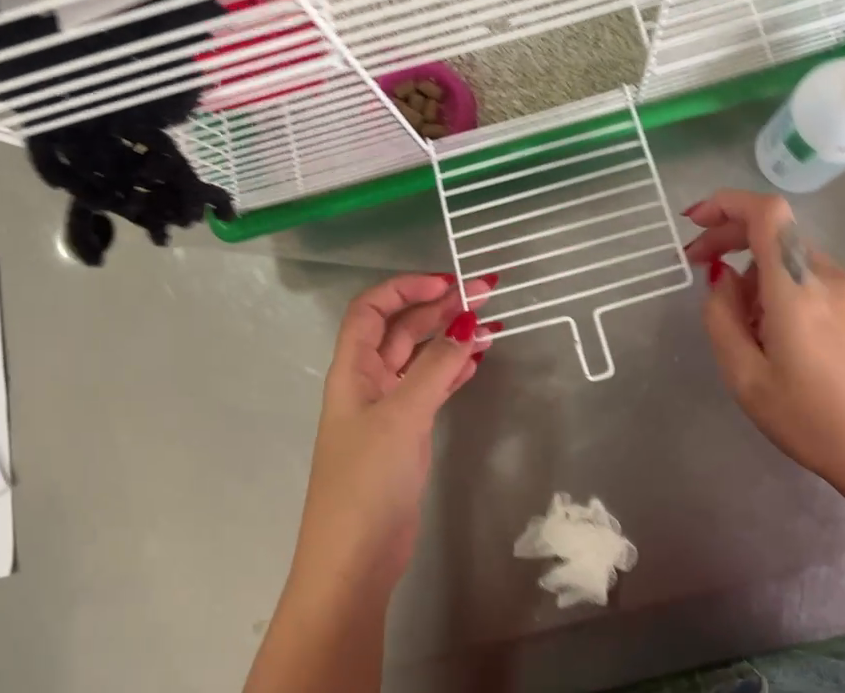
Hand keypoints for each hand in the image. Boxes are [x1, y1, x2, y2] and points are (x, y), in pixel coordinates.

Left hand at [291, 273, 495, 591]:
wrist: (355, 559)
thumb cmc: (368, 480)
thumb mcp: (402, 416)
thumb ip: (435, 367)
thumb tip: (467, 323)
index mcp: (352, 369)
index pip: (372, 309)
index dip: (406, 289)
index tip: (448, 283)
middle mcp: (368, 381)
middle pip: (402, 329)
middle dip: (441, 308)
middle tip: (486, 293)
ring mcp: (388, 409)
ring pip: (421, 358)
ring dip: (452, 338)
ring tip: (492, 324)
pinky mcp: (406, 434)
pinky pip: (431, 388)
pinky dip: (453, 371)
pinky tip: (478, 361)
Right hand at [684, 190, 844, 486]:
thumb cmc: (812, 421)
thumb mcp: (745, 378)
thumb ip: (721, 318)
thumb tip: (722, 278)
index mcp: (797, 290)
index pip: (766, 213)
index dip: (726, 203)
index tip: (695, 222)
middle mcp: (828, 278)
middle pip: (775, 231)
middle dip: (730, 237)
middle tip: (698, 265)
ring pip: (792, 257)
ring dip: (756, 270)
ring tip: (741, 323)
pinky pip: (813, 278)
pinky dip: (783, 286)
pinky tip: (776, 332)